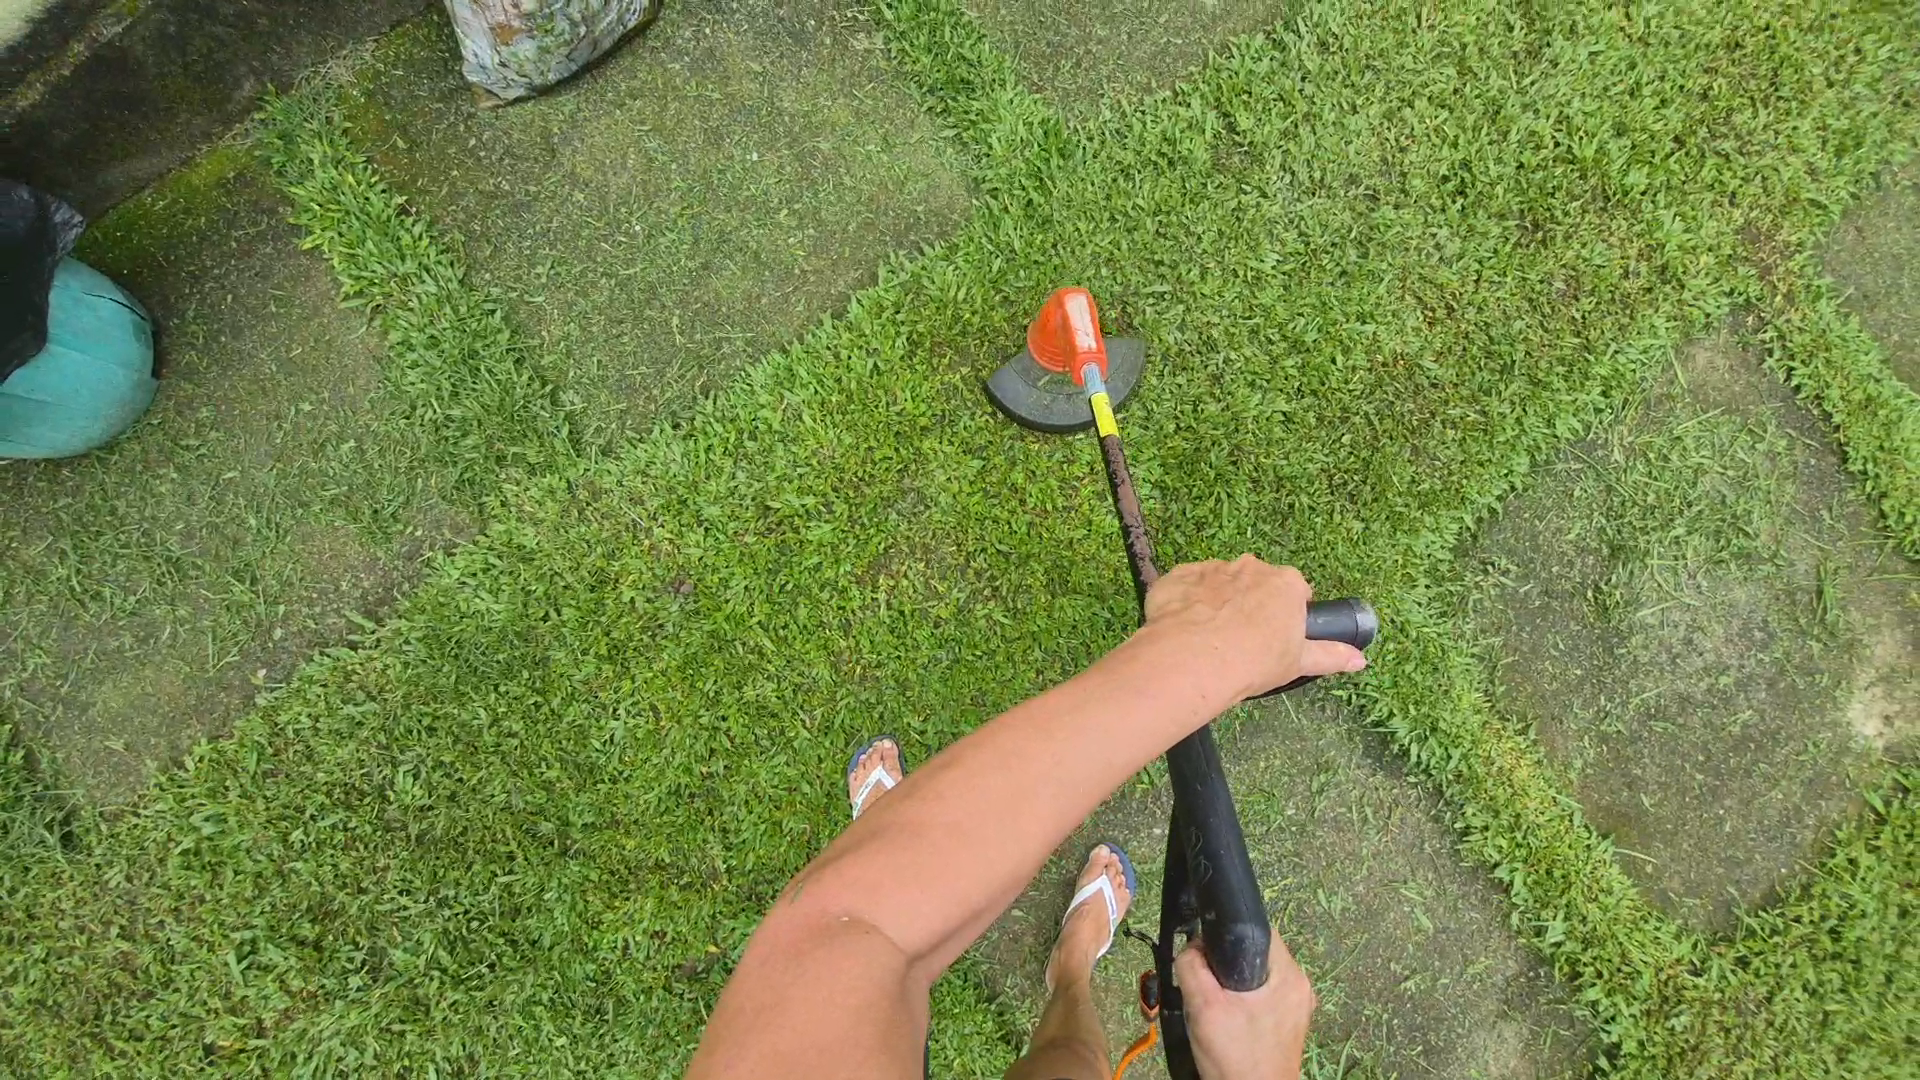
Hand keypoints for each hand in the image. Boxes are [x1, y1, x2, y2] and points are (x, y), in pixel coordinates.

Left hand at [1141, 555, 1365, 700]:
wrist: (1193, 658)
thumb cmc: (1253, 660)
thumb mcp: (1298, 662)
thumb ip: (1330, 656)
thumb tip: (1360, 659)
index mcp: (1284, 583)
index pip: (1294, 590)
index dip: (1287, 612)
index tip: (1277, 632)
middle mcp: (1249, 567)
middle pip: (1255, 582)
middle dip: (1251, 602)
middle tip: (1242, 637)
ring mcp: (1210, 568)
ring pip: (1218, 582)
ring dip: (1216, 600)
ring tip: (1208, 635)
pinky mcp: (1177, 576)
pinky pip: (1185, 586)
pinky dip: (1184, 601)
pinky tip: (1181, 626)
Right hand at [1176, 931, 1315, 1079]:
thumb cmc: (1234, 1056)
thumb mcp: (1202, 1005)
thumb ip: (1191, 965)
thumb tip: (1193, 947)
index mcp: (1289, 976)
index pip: (1257, 929)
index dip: (1227, 931)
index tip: (1206, 949)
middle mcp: (1300, 986)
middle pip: (1255, 950)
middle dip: (1227, 958)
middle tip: (1206, 976)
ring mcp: (1296, 1006)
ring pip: (1255, 972)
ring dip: (1232, 978)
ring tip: (1214, 996)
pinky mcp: (1288, 1022)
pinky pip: (1261, 992)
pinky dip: (1242, 996)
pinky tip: (1226, 1011)